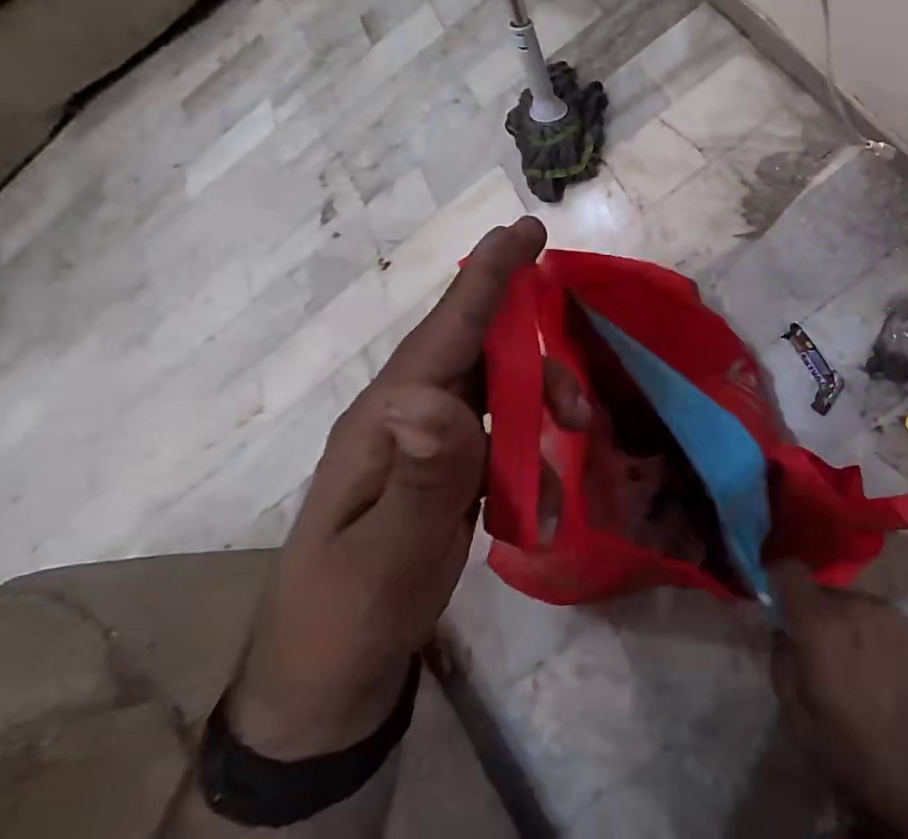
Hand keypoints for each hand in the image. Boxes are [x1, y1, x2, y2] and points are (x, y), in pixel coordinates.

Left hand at [226, 216, 587, 759]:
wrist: (327, 679)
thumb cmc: (349, 612)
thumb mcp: (386, 553)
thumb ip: (420, 477)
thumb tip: (434, 397)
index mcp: (384, 419)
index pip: (446, 331)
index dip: (489, 277)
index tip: (527, 229)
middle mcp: (405, 419)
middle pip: (482, 360)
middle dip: (538, 373)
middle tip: (580, 414)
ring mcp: (422, 449)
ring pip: (498, 402)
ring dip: (537, 426)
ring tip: (555, 486)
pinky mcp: (441, 477)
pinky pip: (497, 447)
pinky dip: (527, 469)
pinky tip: (537, 513)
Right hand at [769, 563, 907, 834]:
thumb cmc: (863, 751)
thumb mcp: (802, 723)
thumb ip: (783, 668)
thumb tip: (782, 636)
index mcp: (821, 623)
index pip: (789, 572)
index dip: (775, 579)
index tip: (771, 601)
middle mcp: (856, 605)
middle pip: (822, 593)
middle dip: (810, 615)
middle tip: (809, 655)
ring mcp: (892, 614)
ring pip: (852, 607)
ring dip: (841, 627)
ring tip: (847, 671)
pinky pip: (878, 622)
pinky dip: (868, 637)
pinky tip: (877, 676)